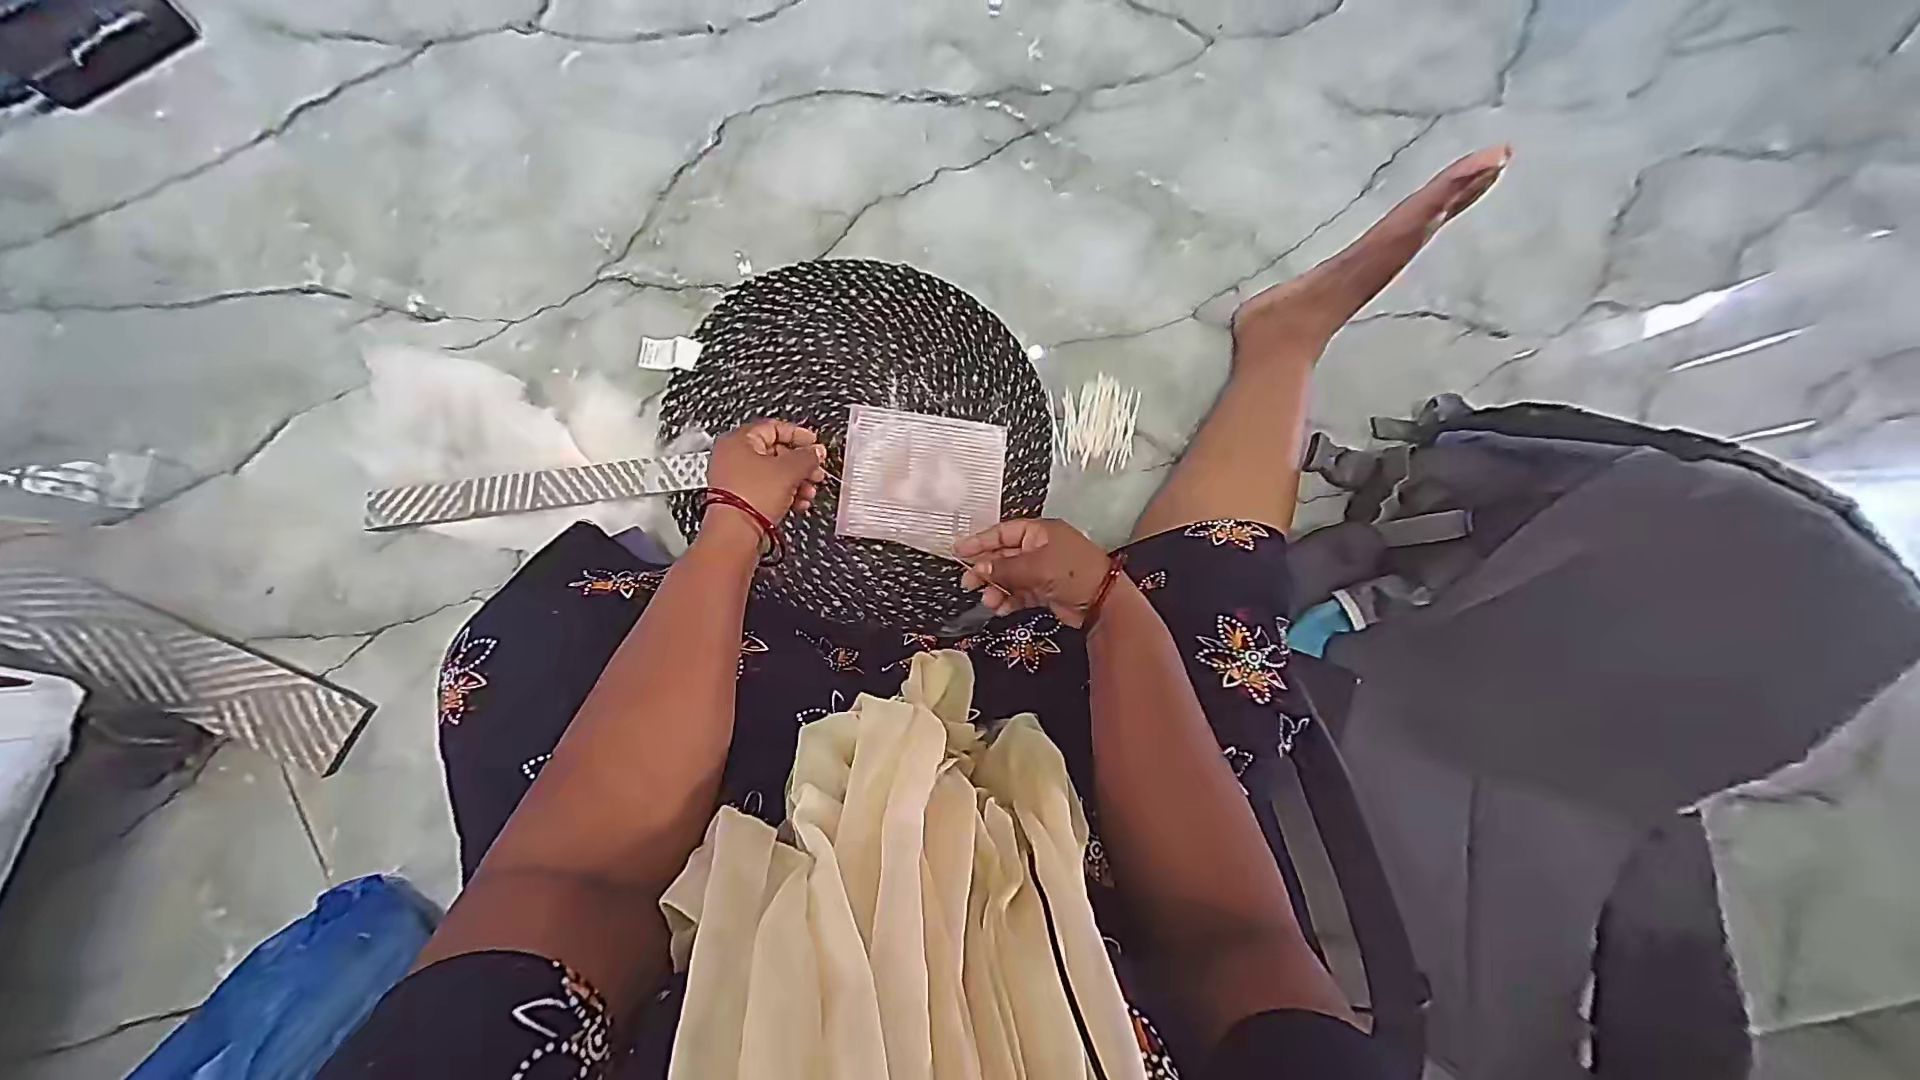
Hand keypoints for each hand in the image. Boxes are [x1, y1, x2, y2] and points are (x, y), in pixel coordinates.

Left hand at [705, 419, 827, 526]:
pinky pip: (768, 490)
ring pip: (774, 474)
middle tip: (816, 471)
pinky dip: (786, 494)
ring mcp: (736, 480)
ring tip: (809, 491)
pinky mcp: (741, 499)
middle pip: (776, 452)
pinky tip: (799, 503)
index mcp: (739, 441)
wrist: (736, 533)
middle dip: (801, 464)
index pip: (773, 428)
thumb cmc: (751, 497)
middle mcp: (733, 457)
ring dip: (797, 481)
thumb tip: (816, 451)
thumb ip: (807, 456)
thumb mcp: (788, 470)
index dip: (798, 435)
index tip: (814, 444)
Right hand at [954, 518, 1114, 627]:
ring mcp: (1042, 570)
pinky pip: (1019, 592)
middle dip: (985, 569)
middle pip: (1003, 556)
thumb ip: (1005, 568)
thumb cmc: (1073, 572)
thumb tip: (979, 568)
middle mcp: (1039, 548)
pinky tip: (1000, 608)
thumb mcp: (1036, 566)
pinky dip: (1009, 600)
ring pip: (1009, 577)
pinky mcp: (1045, 590)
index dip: (980, 541)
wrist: (1103, 602)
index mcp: (1039, 532)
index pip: (1003, 532)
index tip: (959, 551)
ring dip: (996, 588)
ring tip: (987, 600)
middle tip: (968, 582)